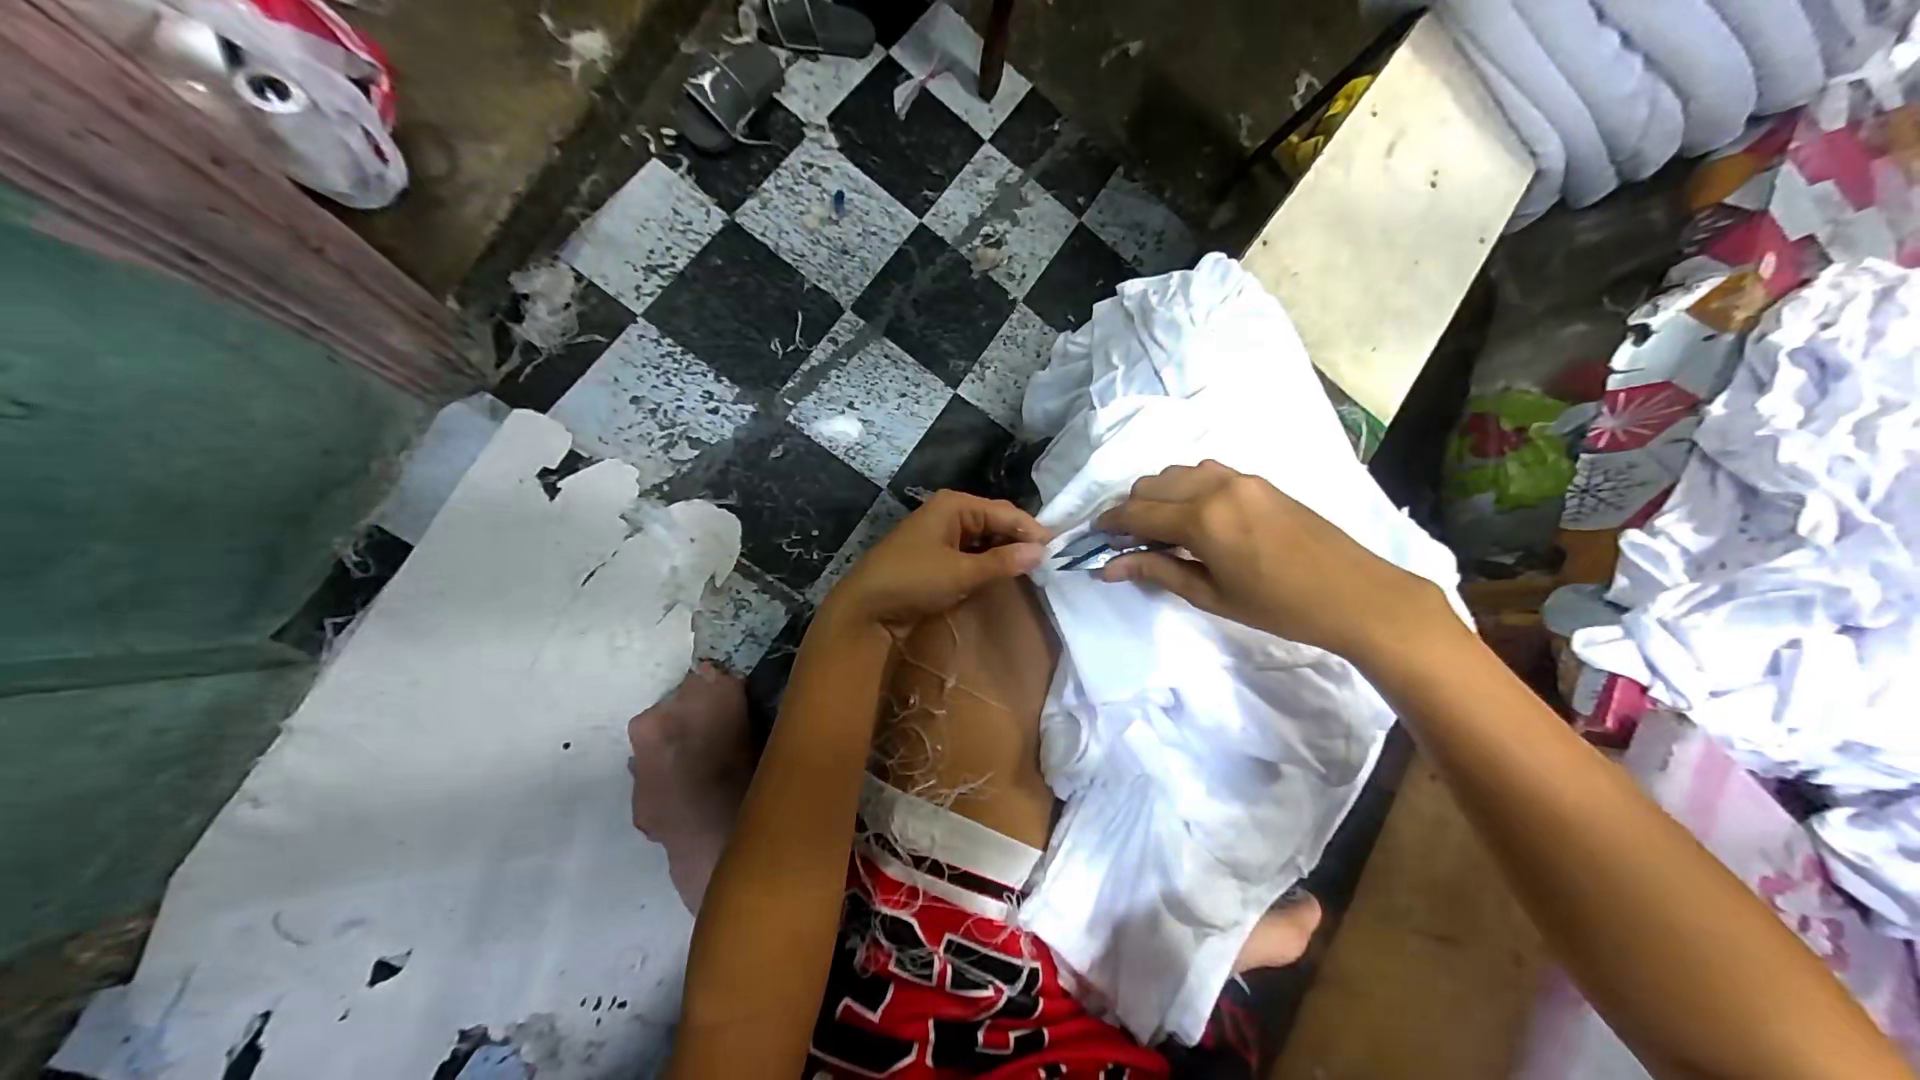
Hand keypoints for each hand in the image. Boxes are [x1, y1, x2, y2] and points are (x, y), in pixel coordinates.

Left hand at [825, 491, 1048, 631]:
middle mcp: (950, 513)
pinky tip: (1006, 574)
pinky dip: (989, 562)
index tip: (1059, 550)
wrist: (866, 608)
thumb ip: (1003, 562)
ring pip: (985, 539)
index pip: (1005, 512)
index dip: (1032, 530)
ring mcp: (942, 535)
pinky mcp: (937, 556)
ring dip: (1006, 552)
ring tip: (1034, 568)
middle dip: (1020, 540)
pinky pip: (972, 553)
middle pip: (996, 522)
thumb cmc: (913, 581)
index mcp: (954, 505)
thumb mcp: (961, 572)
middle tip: (1050, 560)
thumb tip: (1041, 552)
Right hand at [1095, 460, 1446, 658]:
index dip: (1109, 526)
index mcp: (1202, 519)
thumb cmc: (1280, 607)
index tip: (1095, 540)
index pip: (1136, 513)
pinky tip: (1194, 517)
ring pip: (1176, 473)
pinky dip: (1185, 487)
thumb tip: (1108, 568)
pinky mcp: (1258, 480)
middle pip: (1150, 485)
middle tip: (1129, 544)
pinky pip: (1205, 471)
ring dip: (1157, 496)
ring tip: (1161, 532)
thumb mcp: (1211, 595)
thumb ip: (1157, 572)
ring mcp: (1240, 478)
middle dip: (1130, 511)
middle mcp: (1215, 486)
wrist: (1356, 594)